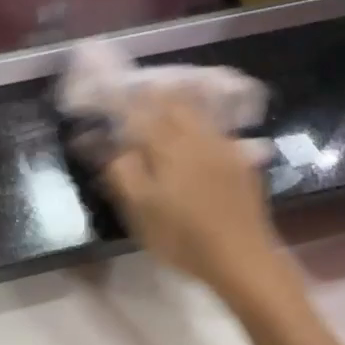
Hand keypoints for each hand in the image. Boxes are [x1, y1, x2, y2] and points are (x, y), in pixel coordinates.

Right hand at [100, 98, 299, 310]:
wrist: (239, 254)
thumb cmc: (180, 238)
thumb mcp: (140, 212)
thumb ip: (123, 173)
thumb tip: (113, 147)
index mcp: (167, 147)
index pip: (139, 113)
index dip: (120, 101)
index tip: (105, 92)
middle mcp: (196, 136)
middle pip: (172, 103)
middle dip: (151, 94)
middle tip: (134, 90)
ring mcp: (222, 145)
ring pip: (196, 110)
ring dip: (176, 99)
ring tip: (163, 95)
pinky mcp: (238, 159)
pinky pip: (215, 125)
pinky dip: (199, 115)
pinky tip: (195, 125)